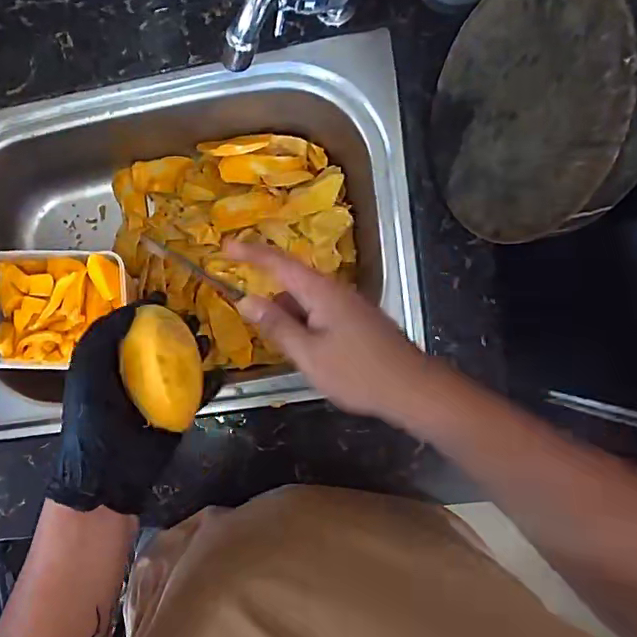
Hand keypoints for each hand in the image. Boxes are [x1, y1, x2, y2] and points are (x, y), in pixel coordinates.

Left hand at [47, 300, 216, 514]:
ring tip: (207, 343)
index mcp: (107, 364)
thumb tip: (133, 308)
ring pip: (182, 367)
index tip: (163, 299)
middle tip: (193, 318)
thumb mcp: (90, 370)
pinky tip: (218, 375)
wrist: (108, 474)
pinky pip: (196, 397)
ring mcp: (155, 398)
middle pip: (160, 344)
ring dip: (197, 353)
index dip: (145, 313)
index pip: (128, 330)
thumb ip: (105, 337)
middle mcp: (132, 377)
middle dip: (178, 329)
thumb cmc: (93, 420)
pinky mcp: (174, 418)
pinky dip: (209, 386)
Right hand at [224, 241, 441, 422]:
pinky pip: (320, 314)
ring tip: (278, 345)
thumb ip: (277, 326)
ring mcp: (349, 307)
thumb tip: (246, 300)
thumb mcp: (308, 354)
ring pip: (306, 302)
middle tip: (244, 311)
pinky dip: (303, 325)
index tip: (224, 247)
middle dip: (268, 293)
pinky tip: (303, 351)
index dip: (250, 253)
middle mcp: (336, 292)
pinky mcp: (357, 323)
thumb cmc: (357, 373)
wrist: (412, 389)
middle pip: (292, 283)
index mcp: (321, 292)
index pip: (279, 263)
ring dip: (286, 316)